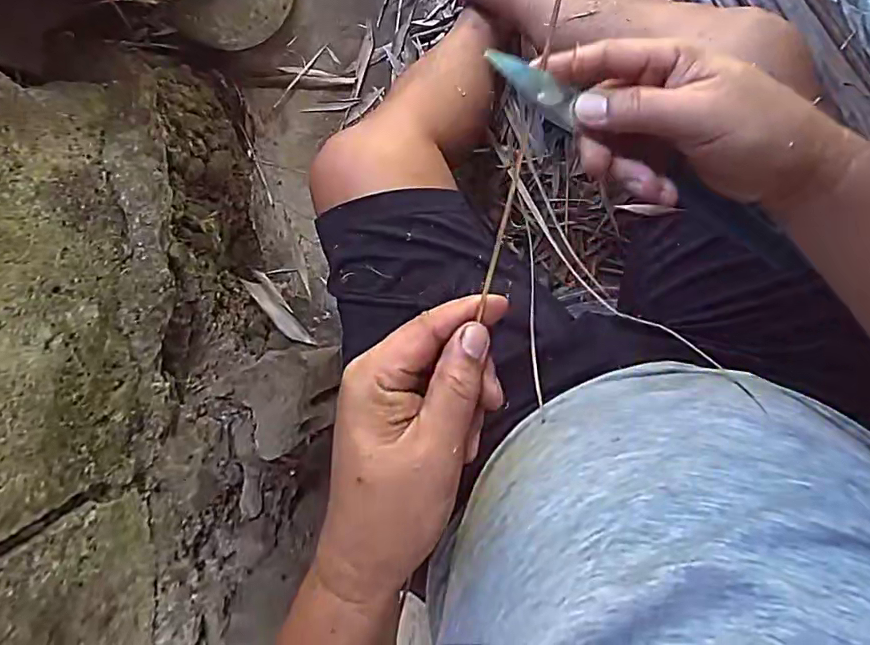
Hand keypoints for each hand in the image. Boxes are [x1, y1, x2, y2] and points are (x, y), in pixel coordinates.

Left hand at [312, 294, 507, 606]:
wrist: (367, 565)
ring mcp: (383, 393)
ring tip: (465, 437)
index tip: (502, 304)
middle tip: (487, 404)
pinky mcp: (394, 409)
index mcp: (372, 375)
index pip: (426, 325)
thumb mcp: (435, 446)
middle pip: (438, 344)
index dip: (467, 312)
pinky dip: (456, 410)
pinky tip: (456, 440)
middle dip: (471, 370)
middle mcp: (373, 376)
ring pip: (443, 367)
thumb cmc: (390, 516)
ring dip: (466, 396)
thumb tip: (475, 332)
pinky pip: (437, 390)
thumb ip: (457, 383)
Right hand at [543, 38, 869, 210]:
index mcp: (668, 59)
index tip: (532, 79)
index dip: (568, 65)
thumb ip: (637, 108)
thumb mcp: (697, 113)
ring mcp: (658, 119)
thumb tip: (581, 107)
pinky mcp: (662, 150)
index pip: (608, 56)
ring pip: (612, 140)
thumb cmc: (757, 127)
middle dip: (599, 143)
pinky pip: (631, 163)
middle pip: (600, 107)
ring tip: (653, 191)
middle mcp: (656, 84)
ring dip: (623, 170)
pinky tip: (667, 195)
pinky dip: (640, 182)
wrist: (797, 173)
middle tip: (602, 173)